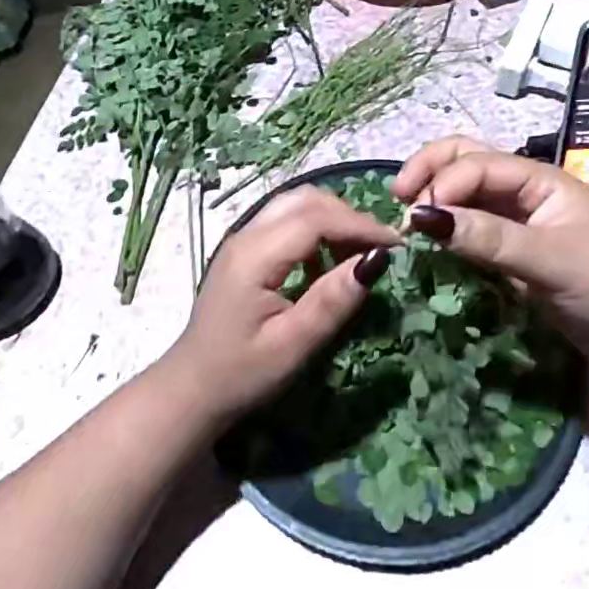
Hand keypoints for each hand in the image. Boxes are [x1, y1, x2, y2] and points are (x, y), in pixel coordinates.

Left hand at [158, 187, 399, 423]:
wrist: (192, 388)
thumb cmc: (241, 372)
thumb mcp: (292, 345)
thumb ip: (332, 301)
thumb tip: (375, 261)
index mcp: (254, 256)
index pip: (316, 218)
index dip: (360, 225)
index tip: (396, 245)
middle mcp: (247, 235)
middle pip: (307, 200)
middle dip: (350, 216)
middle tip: (380, 247)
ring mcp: (244, 239)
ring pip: (297, 204)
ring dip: (334, 218)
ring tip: (360, 252)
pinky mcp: (248, 249)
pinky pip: (289, 220)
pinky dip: (318, 228)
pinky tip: (330, 261)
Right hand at [392, 137, 588, 359]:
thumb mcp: (551, 259)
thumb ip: (489, 238)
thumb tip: (422, 217)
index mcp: (539, 180)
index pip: (477, 164)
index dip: (443, 183)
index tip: (416, 217)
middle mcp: (524, 194)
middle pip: (466, 163)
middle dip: (430, 173)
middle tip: (396, 198)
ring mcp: (518, 224)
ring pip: (465, 199)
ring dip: (435, 203)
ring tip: (404, 222)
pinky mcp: (514, 256)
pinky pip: (472, 235)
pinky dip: (448, 235)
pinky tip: (427, 250)